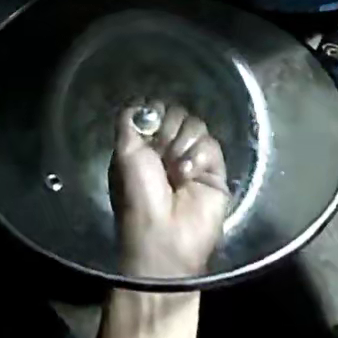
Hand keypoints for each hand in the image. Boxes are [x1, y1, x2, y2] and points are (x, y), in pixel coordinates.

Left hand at [110, 102, 230, 279]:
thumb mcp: (123, 155)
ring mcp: (193, 158)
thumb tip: (139, 101)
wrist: (163, 235)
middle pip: (178, 113)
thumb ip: (128, 122)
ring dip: (182, 145)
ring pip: (196, 125)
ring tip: (175, 170)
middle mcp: (169, 148)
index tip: (149, 128)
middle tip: (161, 154)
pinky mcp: (214, 170)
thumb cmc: (137, 196)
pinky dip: (198, 157)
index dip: (154, 114)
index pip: (157, 109)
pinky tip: (188, 176)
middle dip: (168, 131)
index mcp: (146, 144)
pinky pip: (211, 145)